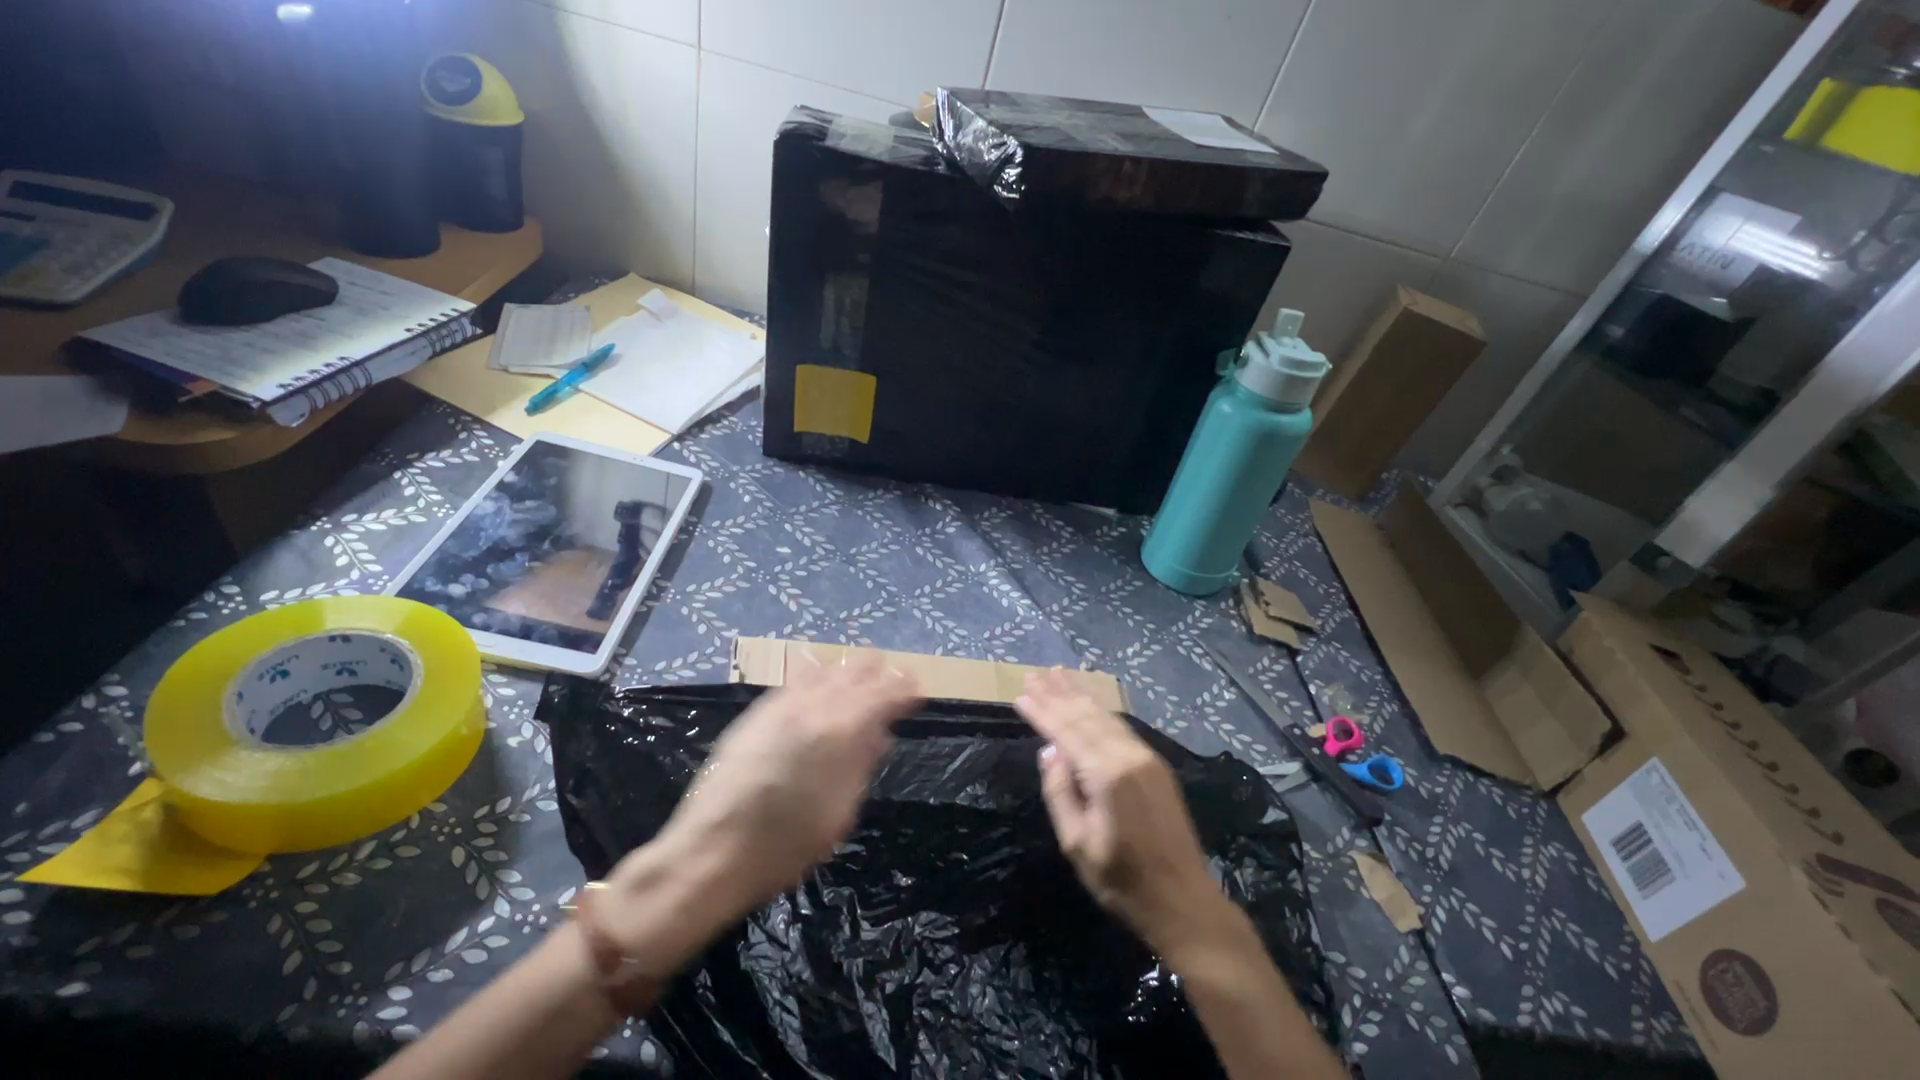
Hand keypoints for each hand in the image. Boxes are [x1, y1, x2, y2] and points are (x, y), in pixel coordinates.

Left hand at [598, 654, 921, 961]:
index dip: (902, 689)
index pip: (881, 696)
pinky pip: (792, 682)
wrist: (714, 851)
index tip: (917, 688)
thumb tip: (879, 735)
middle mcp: (812, 710)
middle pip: (852, 676)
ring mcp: (779, 708)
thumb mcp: (839, 813)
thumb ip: (860, 766)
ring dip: (845, 670)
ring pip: (821, 672)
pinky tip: (818, 676)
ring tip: (861, 670)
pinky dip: (813, 675)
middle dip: (876, 673)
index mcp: (841, 734)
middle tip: (894, 675)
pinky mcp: (754, 715)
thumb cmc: (786, 847)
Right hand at [1015, 669, 1235, 958]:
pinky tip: (1091, 707)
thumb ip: (1060, 792)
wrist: (1182, 900)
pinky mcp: (1158, 769)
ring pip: (1108, 718)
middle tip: (1035, 674)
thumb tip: (1050, 751)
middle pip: (1088, 716)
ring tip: (1060, 676)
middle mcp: (1129, 757)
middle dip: (1060, 694)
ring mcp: (1148, 760)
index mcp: (1107, 774)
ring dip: (1081, 697)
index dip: (1042, 712)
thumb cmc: (1122, 880)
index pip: (1066, 732)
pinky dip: (1102, 713)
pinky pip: (1123, 730)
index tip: (1020, 694)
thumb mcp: (1077, 844)